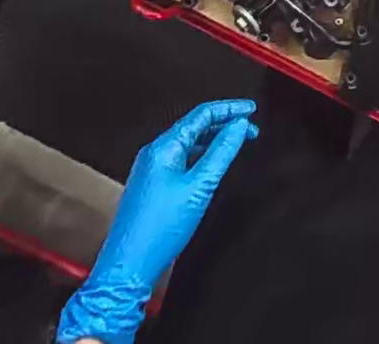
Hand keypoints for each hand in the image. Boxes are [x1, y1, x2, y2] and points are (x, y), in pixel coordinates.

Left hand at [56, 100, 258, 343]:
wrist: (126, 270)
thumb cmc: (159, 230)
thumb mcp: (201, 185)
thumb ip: (223, 150)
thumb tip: (240, 125)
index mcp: (164, 147)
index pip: (202, 113)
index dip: (230, 108)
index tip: (251, 109)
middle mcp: (154, 153)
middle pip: (196, 125)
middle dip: (225, 123)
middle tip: (250, 128)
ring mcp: (151, 169)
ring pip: (190, 141)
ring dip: (215, 138)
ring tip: (237, 143)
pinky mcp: (152, 184)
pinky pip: (183, 157)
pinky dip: (203, 153)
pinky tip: (215, 162)